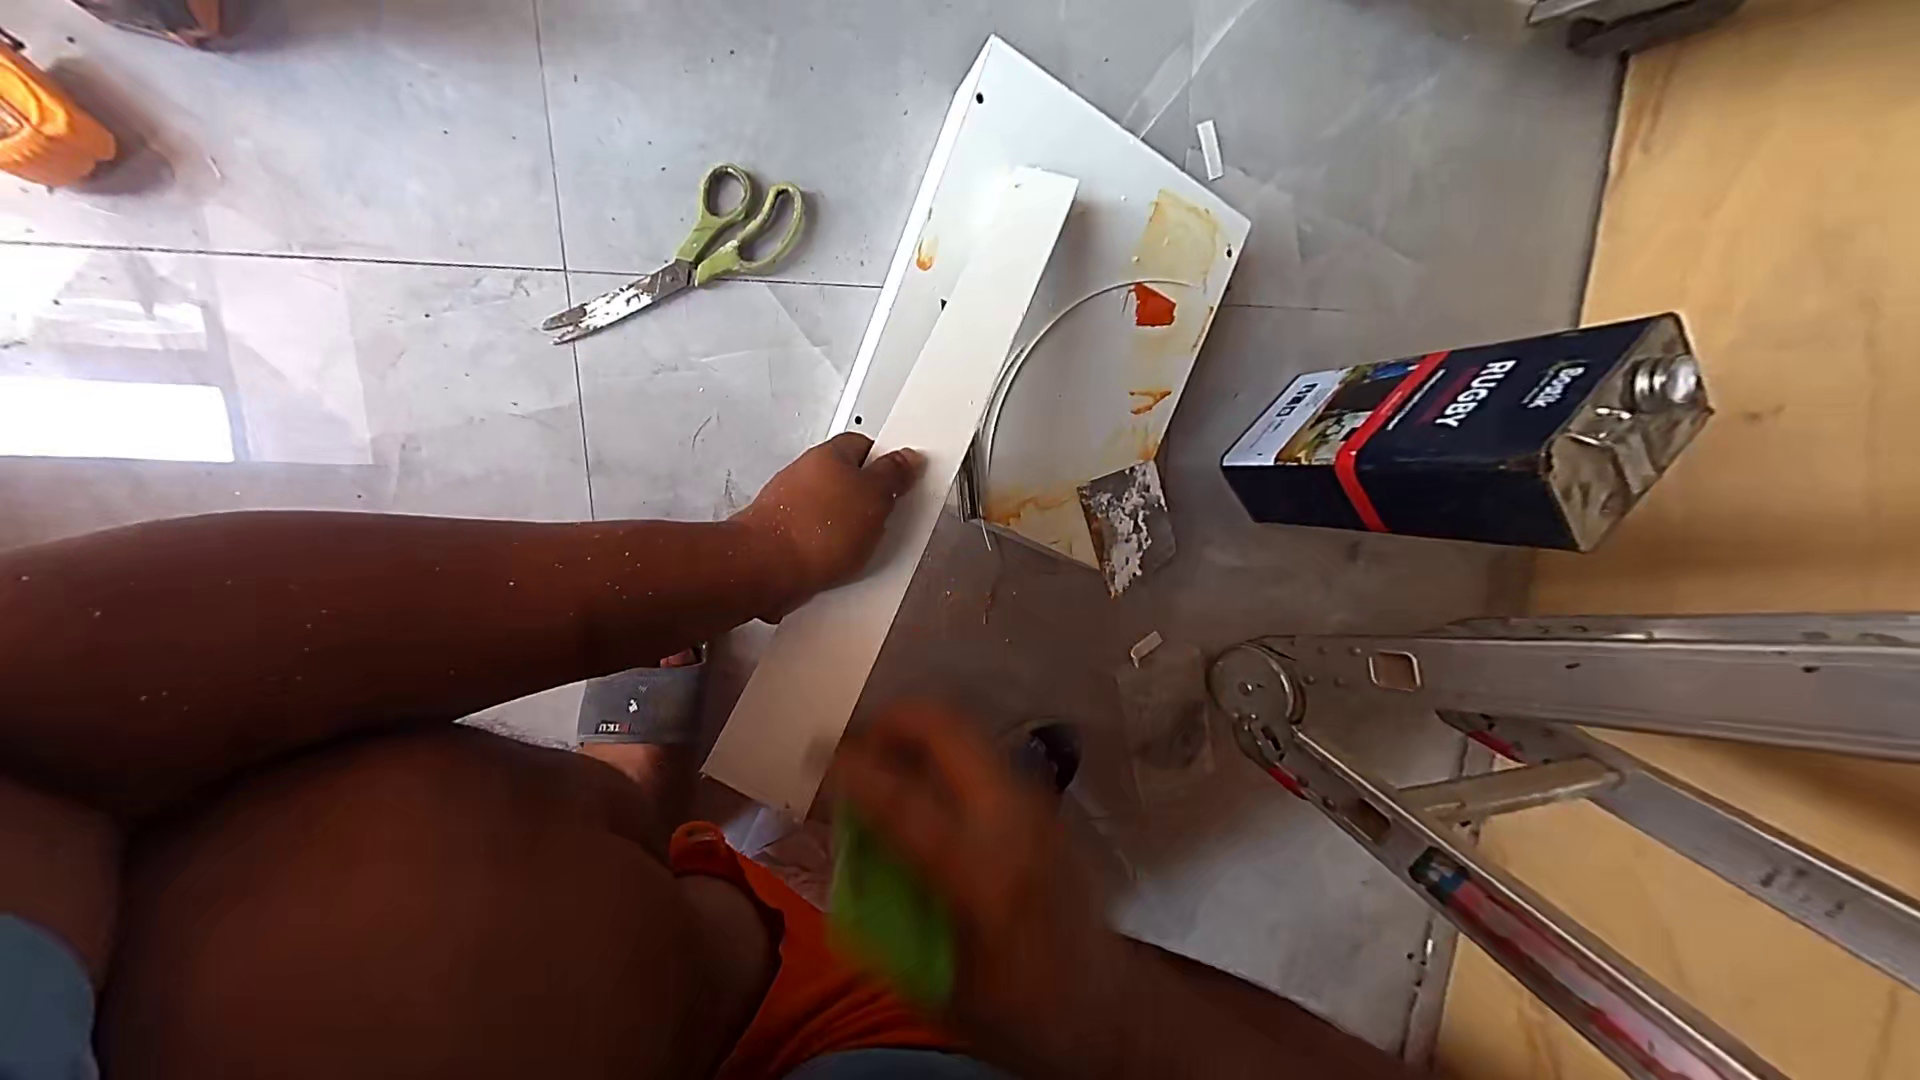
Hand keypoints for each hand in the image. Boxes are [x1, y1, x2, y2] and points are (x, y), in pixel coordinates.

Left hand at [732, 433, 923, 618]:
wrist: (766, 569)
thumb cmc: (812, 531)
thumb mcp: (875, 497)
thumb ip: (894, 475)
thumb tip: (907, 459)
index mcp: (829, 454)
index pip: (867, 445)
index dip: (888, 462)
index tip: (903, 478)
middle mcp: (806, 474)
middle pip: (850, 481)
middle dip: (869, 502)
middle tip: (883, 518)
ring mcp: (792, 505)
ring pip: (834, 514)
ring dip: (849, 530)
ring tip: (859, 547)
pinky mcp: (784, 536)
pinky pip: (818, 540)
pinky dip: (830, 551)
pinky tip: (838, 563)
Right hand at [834, 704, 1131, 1072]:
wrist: (1106, 1001)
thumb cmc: (1020, 1008)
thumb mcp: (939, 986)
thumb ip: (890, 916)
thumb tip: (851, 849)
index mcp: (984, 876)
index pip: (906, 804)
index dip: (856, 772)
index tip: (821, 757)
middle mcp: (1015, 818)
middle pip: (947, 730)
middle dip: (891, 721)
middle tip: (854, 743)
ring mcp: (1036, 799)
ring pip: (966, 728)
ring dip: (915, 730)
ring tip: (880, 754)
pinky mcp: (1043, 796)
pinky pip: (980, 750)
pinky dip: (940, 746)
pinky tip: (921, 777)